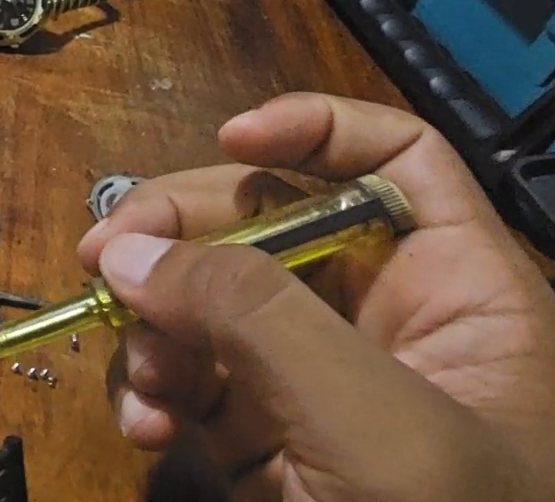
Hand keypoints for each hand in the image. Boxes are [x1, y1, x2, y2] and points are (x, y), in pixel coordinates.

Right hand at [75, 93, 554, 501]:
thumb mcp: (377, 427)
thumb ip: (254, 314)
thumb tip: (122, 252)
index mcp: (452, 288)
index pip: (394, 158)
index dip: (314, 127)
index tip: (228, 142)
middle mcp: (371, 309)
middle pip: (255, 212)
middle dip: (173, 233)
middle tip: (102, 259)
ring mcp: (302, 364)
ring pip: (196, 285)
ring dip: (149, 323)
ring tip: (145, 385)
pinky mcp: (250, 415)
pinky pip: (176, 360)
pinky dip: (148, 385)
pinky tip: (147, 425)